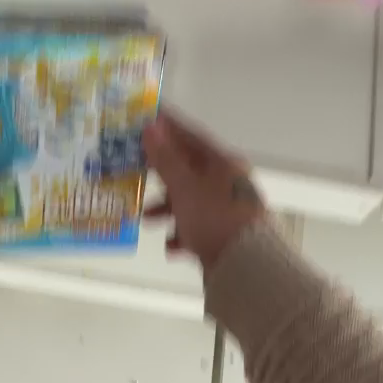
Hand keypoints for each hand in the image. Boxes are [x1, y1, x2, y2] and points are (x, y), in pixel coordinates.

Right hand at [143, 110, 267, 268]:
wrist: (244, 263)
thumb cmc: (213, 217)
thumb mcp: (184, 186)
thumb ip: (165, 159)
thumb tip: (150, 127)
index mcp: (222, 163)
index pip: (190, 137)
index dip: (168, 127)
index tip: (148, 118)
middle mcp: (228, 182)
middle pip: (189, 172)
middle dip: (162, 177)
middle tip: (138, 173)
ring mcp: (228, 209)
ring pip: (191, 202)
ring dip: (168, 210)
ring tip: (147, 221)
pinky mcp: (226, 235)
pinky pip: (199, 229)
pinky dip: (182, 235)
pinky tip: (171, 247)